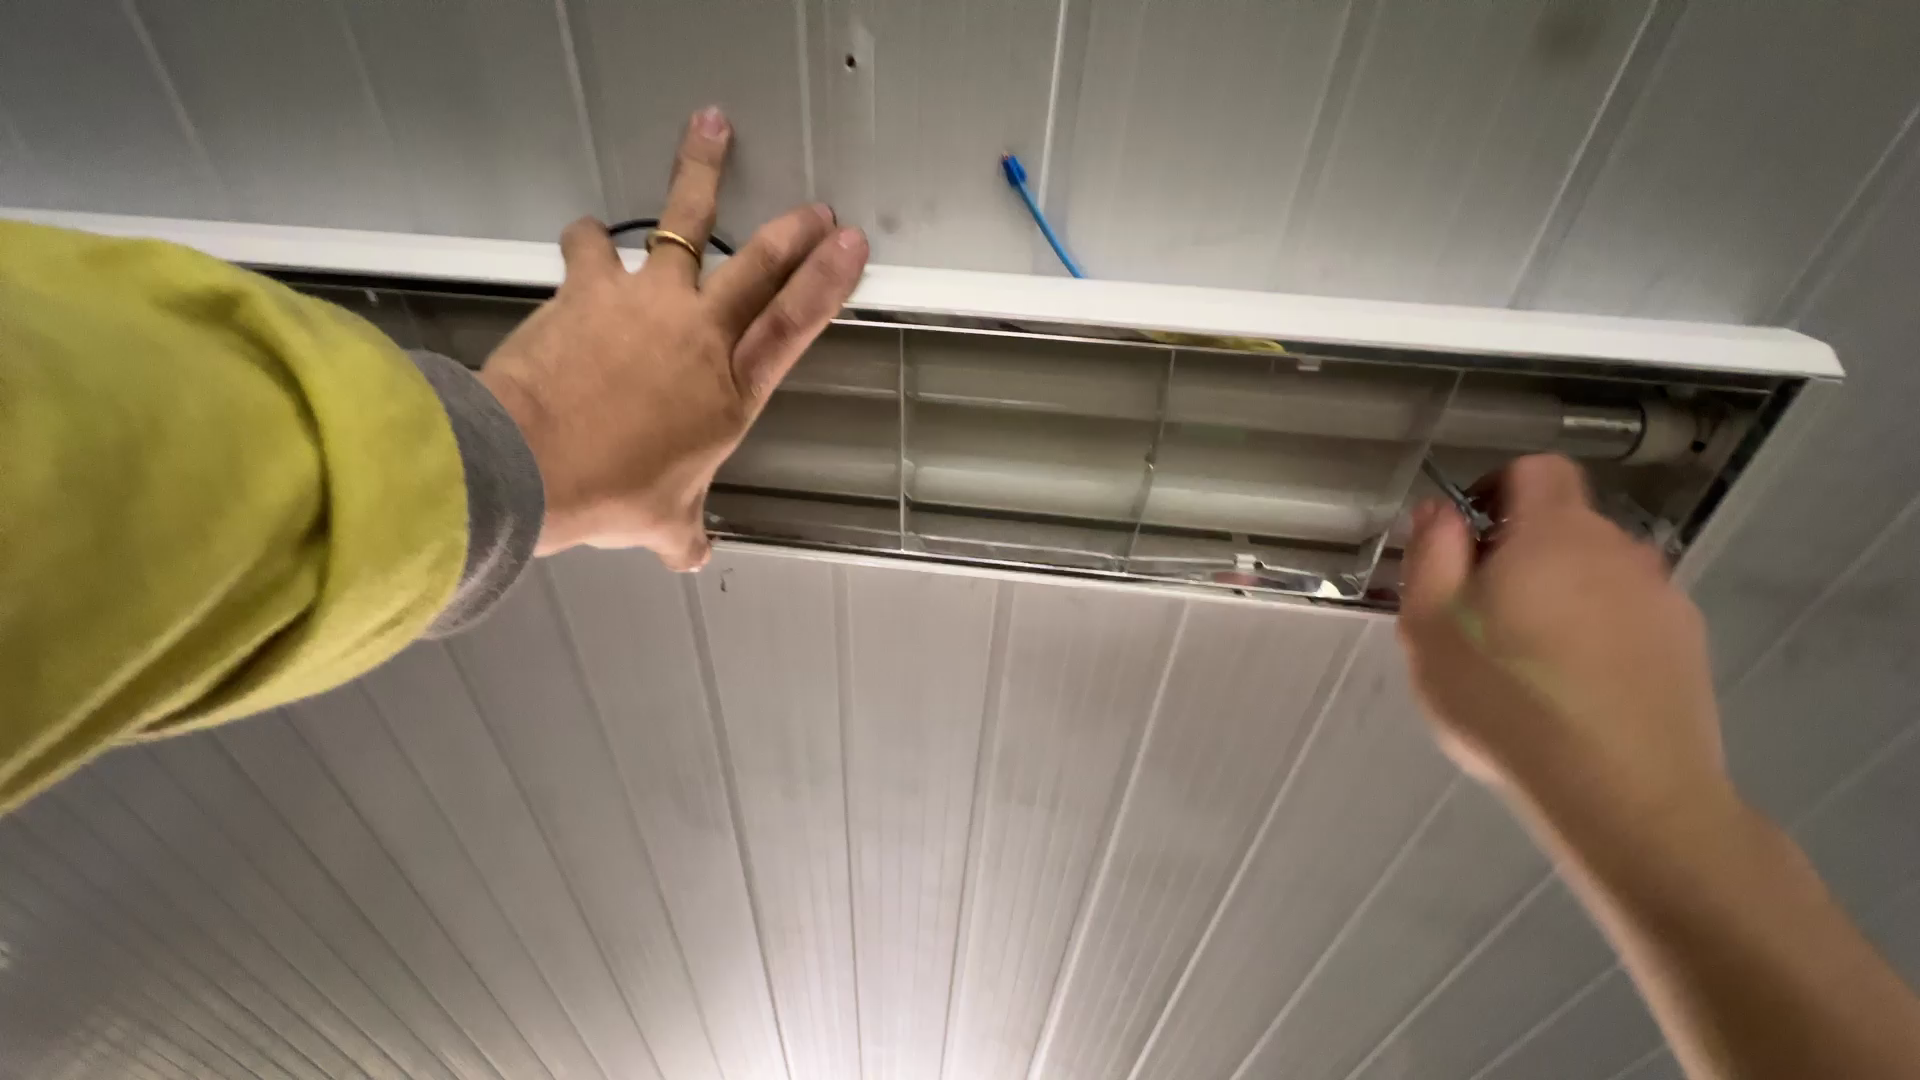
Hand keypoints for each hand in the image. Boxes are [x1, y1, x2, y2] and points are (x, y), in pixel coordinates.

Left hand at [477, 106, 869, 568]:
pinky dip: (591, 239)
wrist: (528, 464)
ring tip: (710, 132)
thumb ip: (684, 535)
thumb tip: (690, 556)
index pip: (795, 325)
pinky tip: (589, 232)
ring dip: (699, 175)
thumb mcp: (663, 521)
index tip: (851, 246)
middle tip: (816, 206)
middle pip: (758, 264)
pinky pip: (592, 245)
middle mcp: (698, 333)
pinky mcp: (587, 286)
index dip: (828, 281)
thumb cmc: (610, 492)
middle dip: (792, 230)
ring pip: (683, 223)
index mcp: (731, 390)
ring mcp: (644, 301)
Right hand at [1396, 454, 1732, 831]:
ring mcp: (1664, 601)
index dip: (1495, 488)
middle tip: (1476, 615)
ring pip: (1594, 576)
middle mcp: (1621, 553)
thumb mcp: (1428, 623)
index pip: (1537, 470)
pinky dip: (1593, 634)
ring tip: (1521, 660)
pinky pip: (1625, 618)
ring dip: (1555, 596)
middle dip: (1517, 554)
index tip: (1465, 540)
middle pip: (1563, 527)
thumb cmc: (1502, 697)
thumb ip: (1431, 553)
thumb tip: (1440, 511)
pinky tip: (1568, 689)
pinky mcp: (1688, 650)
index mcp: (1556, 535)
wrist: (1621, 793)